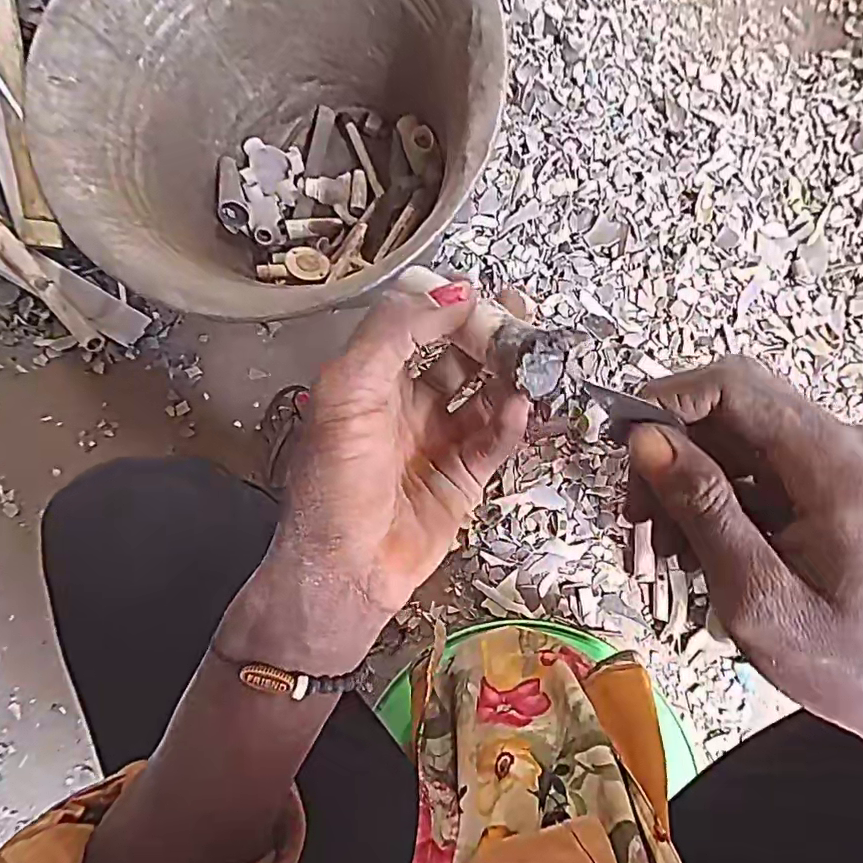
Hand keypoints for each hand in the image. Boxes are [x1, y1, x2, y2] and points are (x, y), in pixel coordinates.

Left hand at [264, 285, 530, 655]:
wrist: (345, 569)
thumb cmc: (332, 488)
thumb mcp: (348, 392)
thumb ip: (394, 334)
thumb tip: (447, 292)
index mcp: (372, 381)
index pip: (419, 329)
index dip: (450, 311)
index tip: (480, 301)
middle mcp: (406, 407)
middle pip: (459, 358)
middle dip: (489, 340)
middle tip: (519, 329)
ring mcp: (438, 441)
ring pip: (484, 396)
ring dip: (508, 379)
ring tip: (531, 365)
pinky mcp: (462, 477)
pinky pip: (494, 440)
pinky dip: (510, 423)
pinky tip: (520, 409)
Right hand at [624, 356, 862, 762]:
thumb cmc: (846, 664)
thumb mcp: (757, 596)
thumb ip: (702, 508)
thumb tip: (646, 439)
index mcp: (840, 468)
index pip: (736, 387)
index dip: (667, 403)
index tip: (622, 449)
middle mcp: (846, 449)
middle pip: (730, 411)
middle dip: (669, 454)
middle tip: (636, 518)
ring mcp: (840, 466)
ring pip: (733, 442)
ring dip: (684, 484)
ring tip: (664, 548)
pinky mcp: (828, 487)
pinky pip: (752, 471)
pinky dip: (711, 501)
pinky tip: (696, 548)